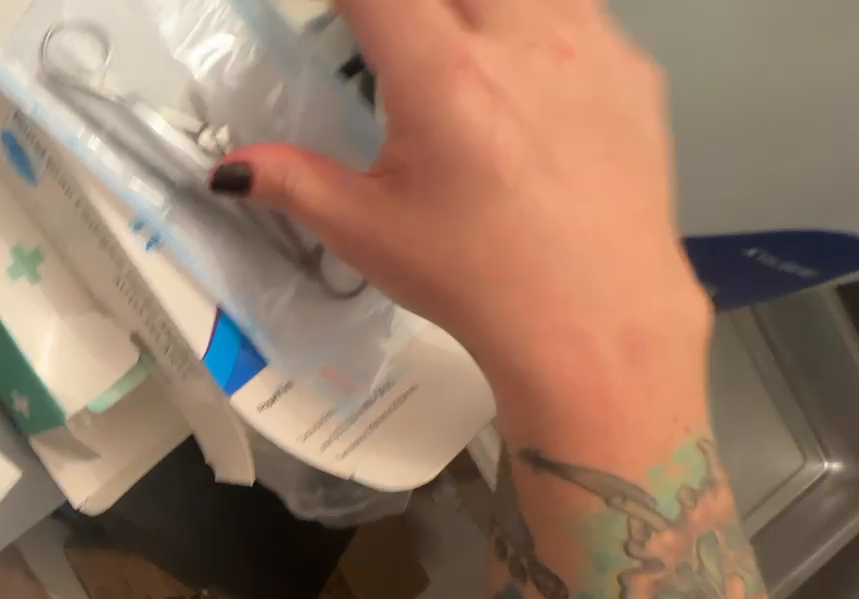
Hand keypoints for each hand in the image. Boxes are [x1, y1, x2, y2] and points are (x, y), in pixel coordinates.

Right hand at [213, 0, 709, 397]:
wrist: (585, 308)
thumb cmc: (465, 271)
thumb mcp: (360, 230)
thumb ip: (291, 184)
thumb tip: (228, 169)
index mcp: (445, 77)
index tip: (324, 10)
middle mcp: (525, 36)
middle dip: (403, 2)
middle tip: (375, 31)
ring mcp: (592, 41)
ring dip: (467, 6)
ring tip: (442, 50)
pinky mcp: (630, 64)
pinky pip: (574, 7)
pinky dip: (524, 22)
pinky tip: (508, 78)